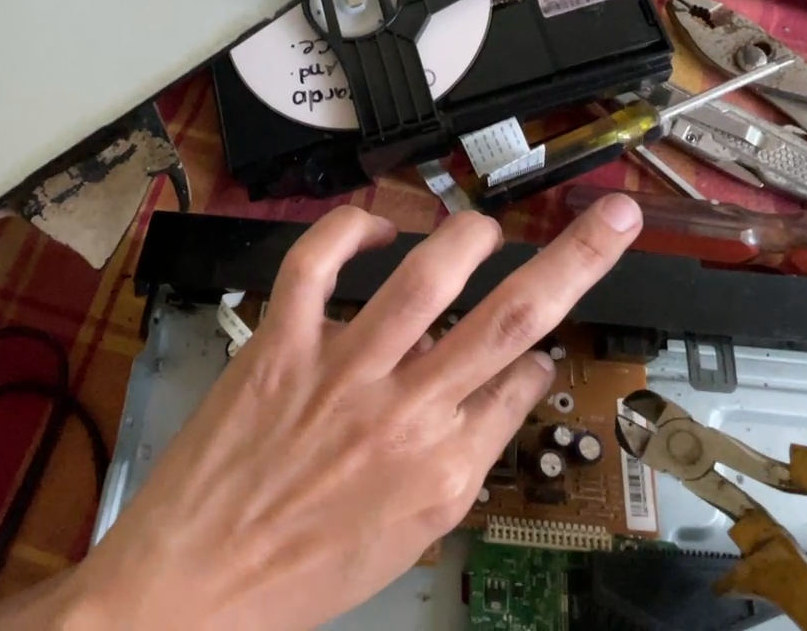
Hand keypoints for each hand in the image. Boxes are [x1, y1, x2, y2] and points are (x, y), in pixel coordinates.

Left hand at [0, 195, 641, 629]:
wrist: (195, 585)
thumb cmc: (304, 567)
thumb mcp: (413, 533)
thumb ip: (473, 451)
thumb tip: (523, 380)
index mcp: (445, 466)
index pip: (519, 378)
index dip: (539, 347)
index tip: (540, 335)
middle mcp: (406, 411)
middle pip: (512, 317)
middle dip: (577, 259)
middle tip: (611, 219)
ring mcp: (340, 371)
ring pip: (425, 279)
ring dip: (469, 237)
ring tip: (484, 226)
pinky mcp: (279, 346)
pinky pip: (314, 266)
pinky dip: (348, 231)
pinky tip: (376, 227)